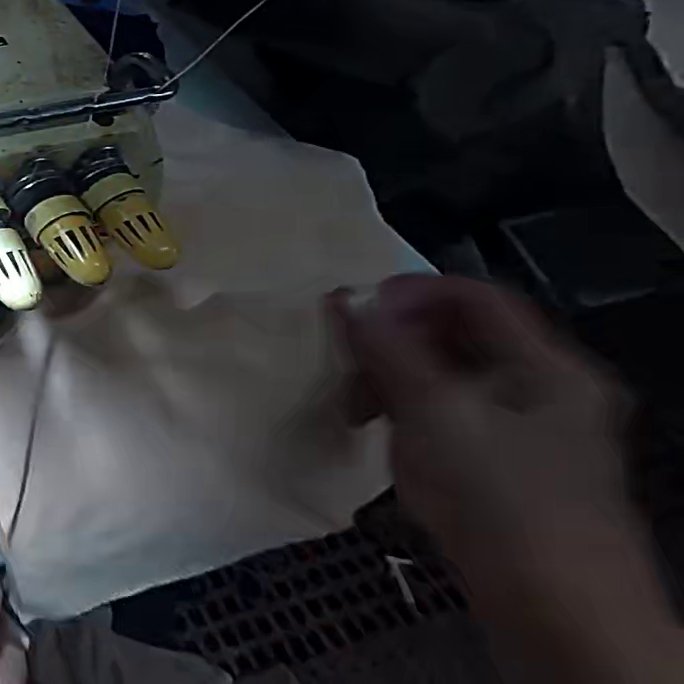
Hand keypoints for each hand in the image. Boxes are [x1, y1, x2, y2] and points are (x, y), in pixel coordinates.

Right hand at [332, 275, 679, 683]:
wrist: (548, 598)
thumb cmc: (497, 494)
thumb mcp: (433, 410)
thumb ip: (386, 346)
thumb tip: (344, 295)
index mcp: (546, 367)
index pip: (472, 294)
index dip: (408, 290)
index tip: (348, 305)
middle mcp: (537, 382)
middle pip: (450, 327)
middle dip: (387, 333)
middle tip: (339, 349)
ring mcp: (515, 416)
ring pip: (434, 363)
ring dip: (383, 368)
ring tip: (351, 395)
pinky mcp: (488, 445)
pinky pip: (433, 396)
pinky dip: (395, 397)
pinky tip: (369, 418)